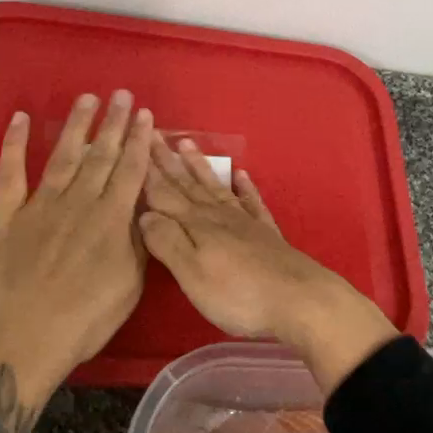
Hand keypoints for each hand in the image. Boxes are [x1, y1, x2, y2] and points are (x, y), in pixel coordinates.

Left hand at [0, 91, 150, 432]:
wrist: (21, 340)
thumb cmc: (83, 321)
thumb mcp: (129, 286)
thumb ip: (136, 241)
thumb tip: (141, 208)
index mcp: (111, 220)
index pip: (131, 171)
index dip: (140, 141)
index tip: (146, 116)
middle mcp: (79, 202)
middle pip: (101, 155)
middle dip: (115, 123)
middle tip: (123, 94)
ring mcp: (40, 205)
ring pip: (62, 155)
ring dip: (76, 124)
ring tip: (87, 98)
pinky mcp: (5, 216)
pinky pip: (10, 173)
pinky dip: (14, 144)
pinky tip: (20, 119)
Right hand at [139, 137, 396, 391]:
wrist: (298, 299)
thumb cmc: (238, 293)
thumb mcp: (192, 274)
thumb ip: (168, 242)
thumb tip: (144, 214)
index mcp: (196, 225)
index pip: (164, 193)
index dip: (147, 170)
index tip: (134, 142)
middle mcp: (218, 216)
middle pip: (188, 185)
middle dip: (168, 161)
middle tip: (153, 133)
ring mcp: (245, 222)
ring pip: (216, 187)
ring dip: (200, 167)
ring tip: (187, 144)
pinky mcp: (266, 234)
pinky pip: (251, 202)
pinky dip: (244, 187)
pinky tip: (241, 174)